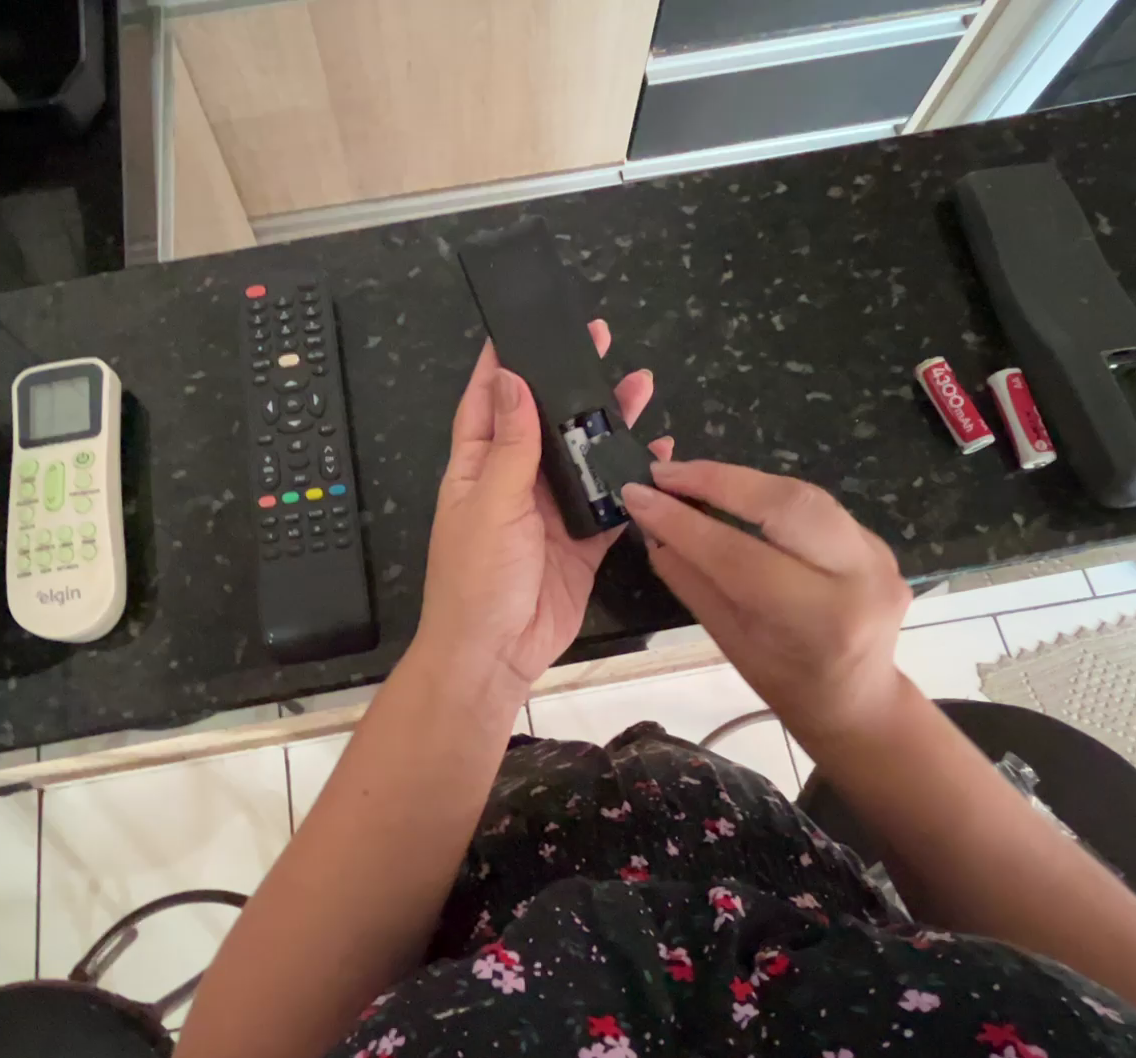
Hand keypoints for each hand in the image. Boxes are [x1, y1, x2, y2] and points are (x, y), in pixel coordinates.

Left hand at [415, 320, 674, 693]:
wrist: (497, 653)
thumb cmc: (478, 576)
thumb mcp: (490, 502)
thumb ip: (509, 444)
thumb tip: (510, 379)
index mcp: (477, 468)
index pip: (487, 403)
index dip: (502, 365)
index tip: (521, 326)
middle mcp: (513, 482)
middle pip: (543, 421)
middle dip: (567, 382)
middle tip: (599, 340)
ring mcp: (549, 512)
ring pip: (581, 456)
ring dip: (606, 423)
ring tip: (640, 383)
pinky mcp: (581, 541)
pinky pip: (609, 501)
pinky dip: (631, 478)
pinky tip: (658, 451)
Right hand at [620, 460, 913, 742]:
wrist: (856, 697)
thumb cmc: (783, 679)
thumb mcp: (727, 638)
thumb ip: (691, 579)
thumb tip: (651, 527)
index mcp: (816, 619)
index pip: (738, 555)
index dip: (681, 521)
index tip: (636, 496)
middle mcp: (857, 579)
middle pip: (784, 504)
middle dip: (716, 480)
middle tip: (663, 474)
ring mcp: (876, 555)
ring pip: (801, 494)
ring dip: (738, 481)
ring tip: (687, 476)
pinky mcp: (878, 540)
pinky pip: (813, 504)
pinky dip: (765, 495)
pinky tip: (731, 494)